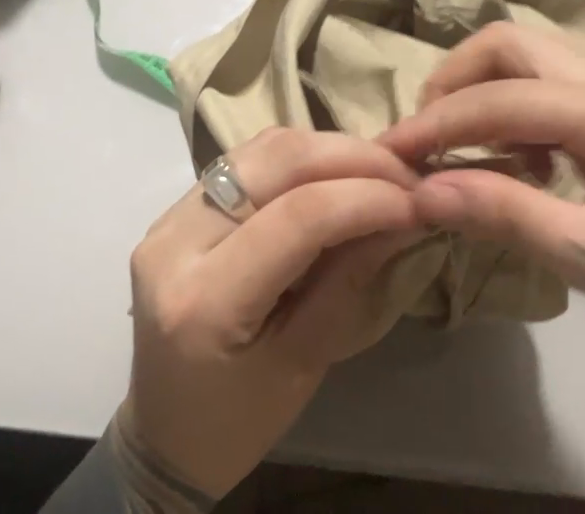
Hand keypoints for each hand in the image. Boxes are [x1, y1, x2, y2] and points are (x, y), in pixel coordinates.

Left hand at [125, 128, 422, 500]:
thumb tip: (407, 214)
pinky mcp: (174, 210)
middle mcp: (174, 242)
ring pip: (260, 149)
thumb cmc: (239, 421)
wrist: (164, 435)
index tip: (420, 200)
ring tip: (380, 174)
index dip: (366, 197)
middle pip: (275, 160)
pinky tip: (335, 178)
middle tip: (408, 176)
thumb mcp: (305, 362)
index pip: (296, 217)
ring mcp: (167, 218)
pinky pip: (245, 162)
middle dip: (352, 157)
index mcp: (203, 301)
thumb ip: (351, 280)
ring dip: (328, 151)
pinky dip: (299, 161)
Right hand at [378, 23, 584, 413]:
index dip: (435, 124)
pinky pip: (556, 93)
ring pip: (534, 62)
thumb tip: (418, 189)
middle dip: (454, 83)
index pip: (502, 96)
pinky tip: (512, 165)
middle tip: (422, 143)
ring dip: (483, 94)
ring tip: (455, 154)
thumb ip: (506, 213)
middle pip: (514, 45)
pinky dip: (515, 114)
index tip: (384, 155)